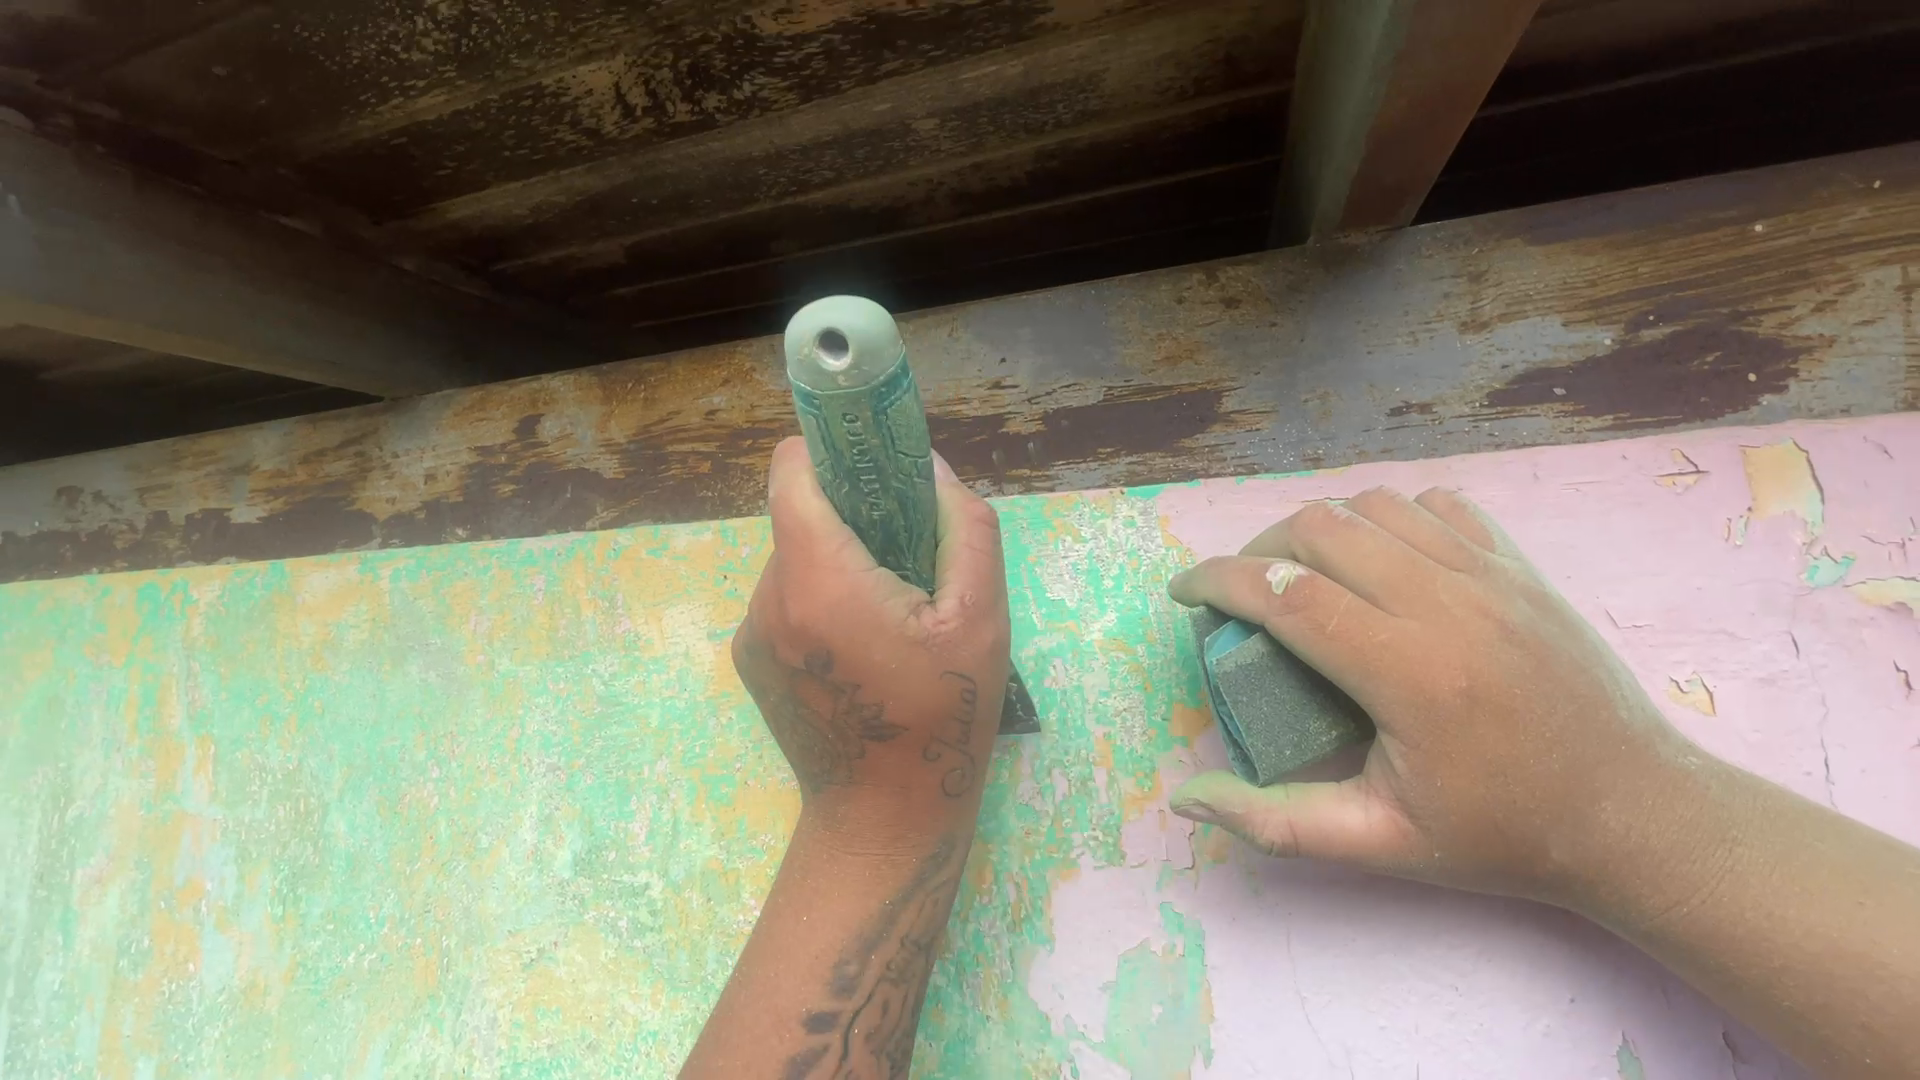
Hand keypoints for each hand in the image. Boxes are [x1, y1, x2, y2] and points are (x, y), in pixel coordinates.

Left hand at [732, 437, 1010, 855]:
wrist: (884, 818)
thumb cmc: (942, 716)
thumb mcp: (982, 618)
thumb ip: (963, 526)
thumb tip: (930, 470)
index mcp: (818, 580)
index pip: (793, 471)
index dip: (834, 454)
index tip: (878, 472)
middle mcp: (768, 598)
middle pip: (800, 515)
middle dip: (852, 518)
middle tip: (909, 560)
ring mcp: (750, 633)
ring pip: (795, 558)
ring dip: (840, 562)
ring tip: (892, 613)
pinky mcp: (750, 660)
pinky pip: (786, 599)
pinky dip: (822, 599)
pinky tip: (864, 647)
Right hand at [1167, 487, 1701, 905]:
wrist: (1638, 819)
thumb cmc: (1499, 835)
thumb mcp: (1378, 846)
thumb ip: (1273, 822)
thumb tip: (1185, 799)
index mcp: (1410, 674)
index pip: (1285, 595)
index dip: (1217, 581)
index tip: (1183, 592)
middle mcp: (1449, 606)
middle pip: (1321, 531)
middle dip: (1258, 549)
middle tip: (1240, 592)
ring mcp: (1491, 577)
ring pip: (1374, 506)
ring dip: (1317, 528)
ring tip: (1299, 571)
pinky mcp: (1520, 567)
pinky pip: (1435, 507)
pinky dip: (1385, 517)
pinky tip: (1376, 557)